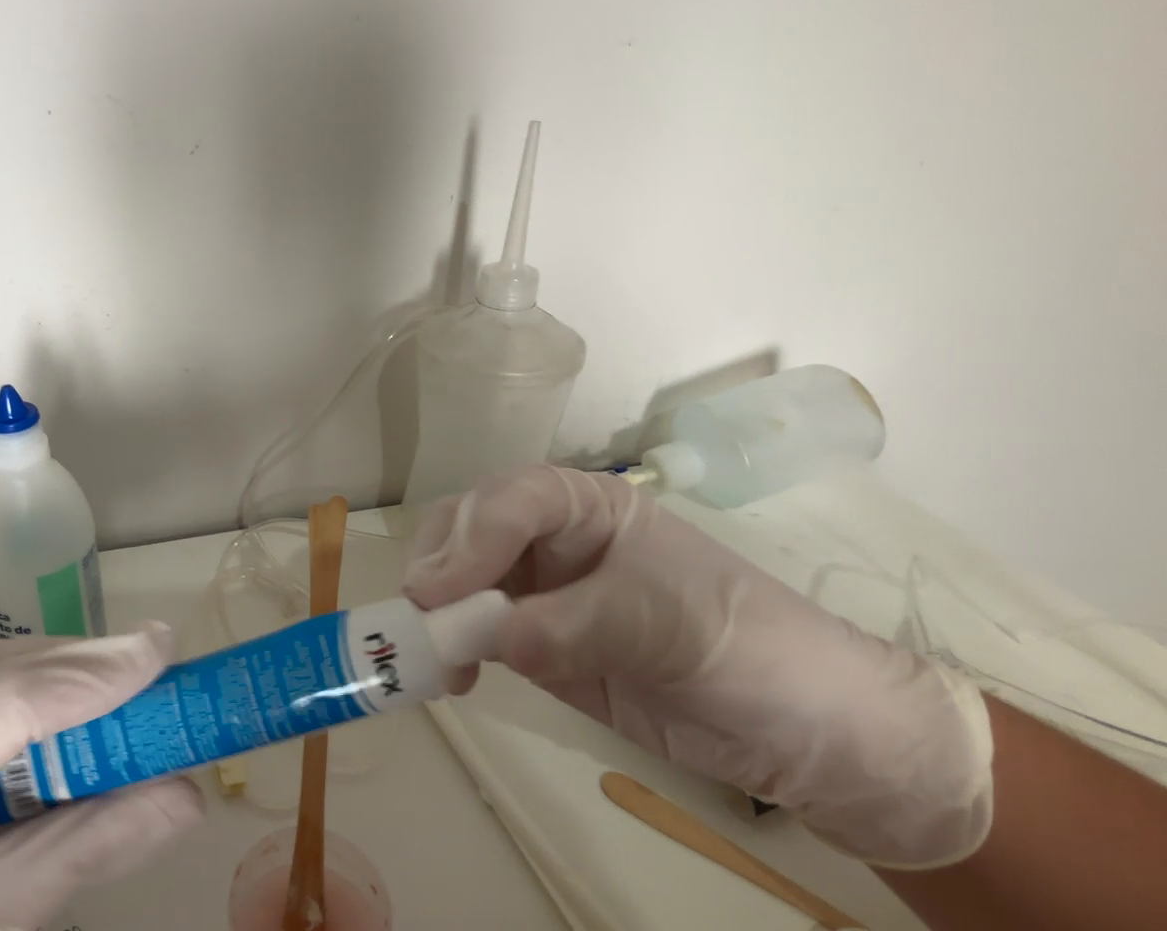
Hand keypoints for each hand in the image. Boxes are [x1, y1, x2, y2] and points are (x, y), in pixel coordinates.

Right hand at [404, 465, 993, 867]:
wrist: (799, 728)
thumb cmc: (746, 646)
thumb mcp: (662, 622)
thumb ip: (569, 624)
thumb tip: (488, 637)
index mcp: (589, 507)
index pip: (513, 498)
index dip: (474, 535)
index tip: (445, 591)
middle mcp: (551, 539)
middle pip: (468, 526)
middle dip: (441, 563)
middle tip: (427, 616)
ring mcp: (538, 591)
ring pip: (457, 578)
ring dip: (435, 610)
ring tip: (438, 657)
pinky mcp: (533, 641)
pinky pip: (473, 632)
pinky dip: (451, 649)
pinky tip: (455, 677)